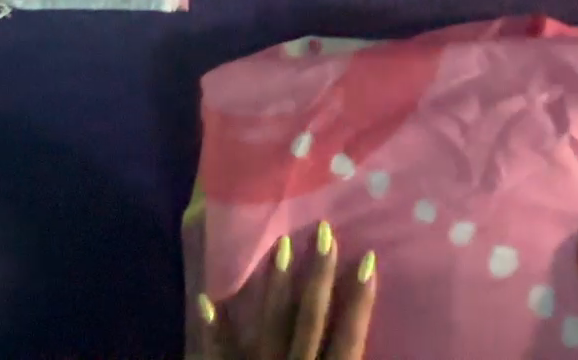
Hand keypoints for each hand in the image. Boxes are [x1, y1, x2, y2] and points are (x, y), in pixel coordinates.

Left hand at [197, 221, 378, 359]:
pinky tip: (208, 299)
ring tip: (280, 244)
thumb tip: (365, 334)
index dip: (361, 300)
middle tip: (325, 229)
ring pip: (272, 325)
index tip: (369, 257)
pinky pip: (221, 354)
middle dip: (319, 274)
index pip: (349, 337)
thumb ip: (348, 355)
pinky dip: (214, 329)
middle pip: (311, 318)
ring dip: (276, 286)